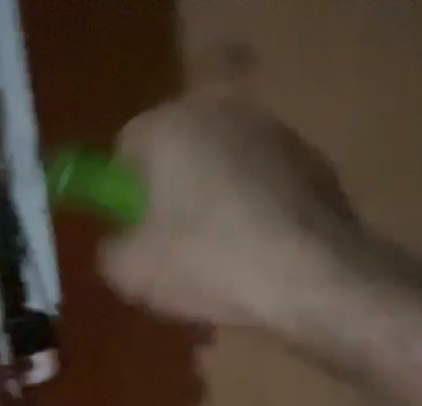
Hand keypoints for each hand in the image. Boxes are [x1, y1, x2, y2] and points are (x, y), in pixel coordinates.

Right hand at [101, 93, 372, 340]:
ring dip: (215, 204)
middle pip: (179, 153)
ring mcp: (274, 132)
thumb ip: (109, 251)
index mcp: (170, 125)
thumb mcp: (133, 273)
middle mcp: (222, 112)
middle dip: (171, 195)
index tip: (132, 233)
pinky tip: (258, 259)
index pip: (125, 147)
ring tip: (220, 264)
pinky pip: (263, 187)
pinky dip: (255, 214)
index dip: (122, 193)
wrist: (313, 276)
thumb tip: (117, 243)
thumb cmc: (209, 264)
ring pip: (224, 170)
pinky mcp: (313, 162)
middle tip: (173, 250)